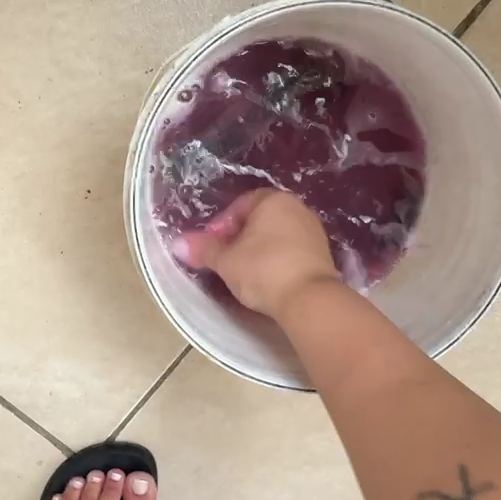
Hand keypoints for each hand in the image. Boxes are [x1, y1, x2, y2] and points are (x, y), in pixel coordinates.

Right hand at [177, 189, 341, 320]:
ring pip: (277, 234)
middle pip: (259, 219)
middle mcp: (296, 208)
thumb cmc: (263, 270)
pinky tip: (268, 278)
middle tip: (225, 258)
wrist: (310, 299)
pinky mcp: (323, 252)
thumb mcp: (226, 261)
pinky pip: (292, 249)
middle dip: (240, 237)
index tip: (212, 246)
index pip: (240, 204)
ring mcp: (313, 230)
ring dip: (259, 248)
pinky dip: (277, 258)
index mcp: (273, 200)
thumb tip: (178, 243)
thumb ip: (203, 249)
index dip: (222, 225)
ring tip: (244, 271)